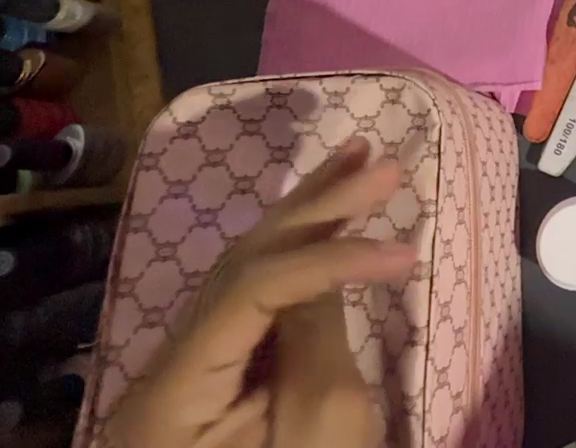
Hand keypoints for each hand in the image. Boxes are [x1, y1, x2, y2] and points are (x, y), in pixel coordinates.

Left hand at [105, 137, 417, 447]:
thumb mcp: (318, 429)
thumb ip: (315, 336)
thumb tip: (322, 267)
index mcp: (174, 392)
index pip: (256, 287)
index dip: (334, 258)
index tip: (408, 256)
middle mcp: (168, 365)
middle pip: (246, 260)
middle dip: (322, 207)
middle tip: (387, 166)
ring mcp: (191, 363)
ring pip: (248, 262)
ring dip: (311, 206)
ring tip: (359, 156)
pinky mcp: (219, 365)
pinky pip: (257, 288)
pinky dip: (299, 243)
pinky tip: (325, 207)